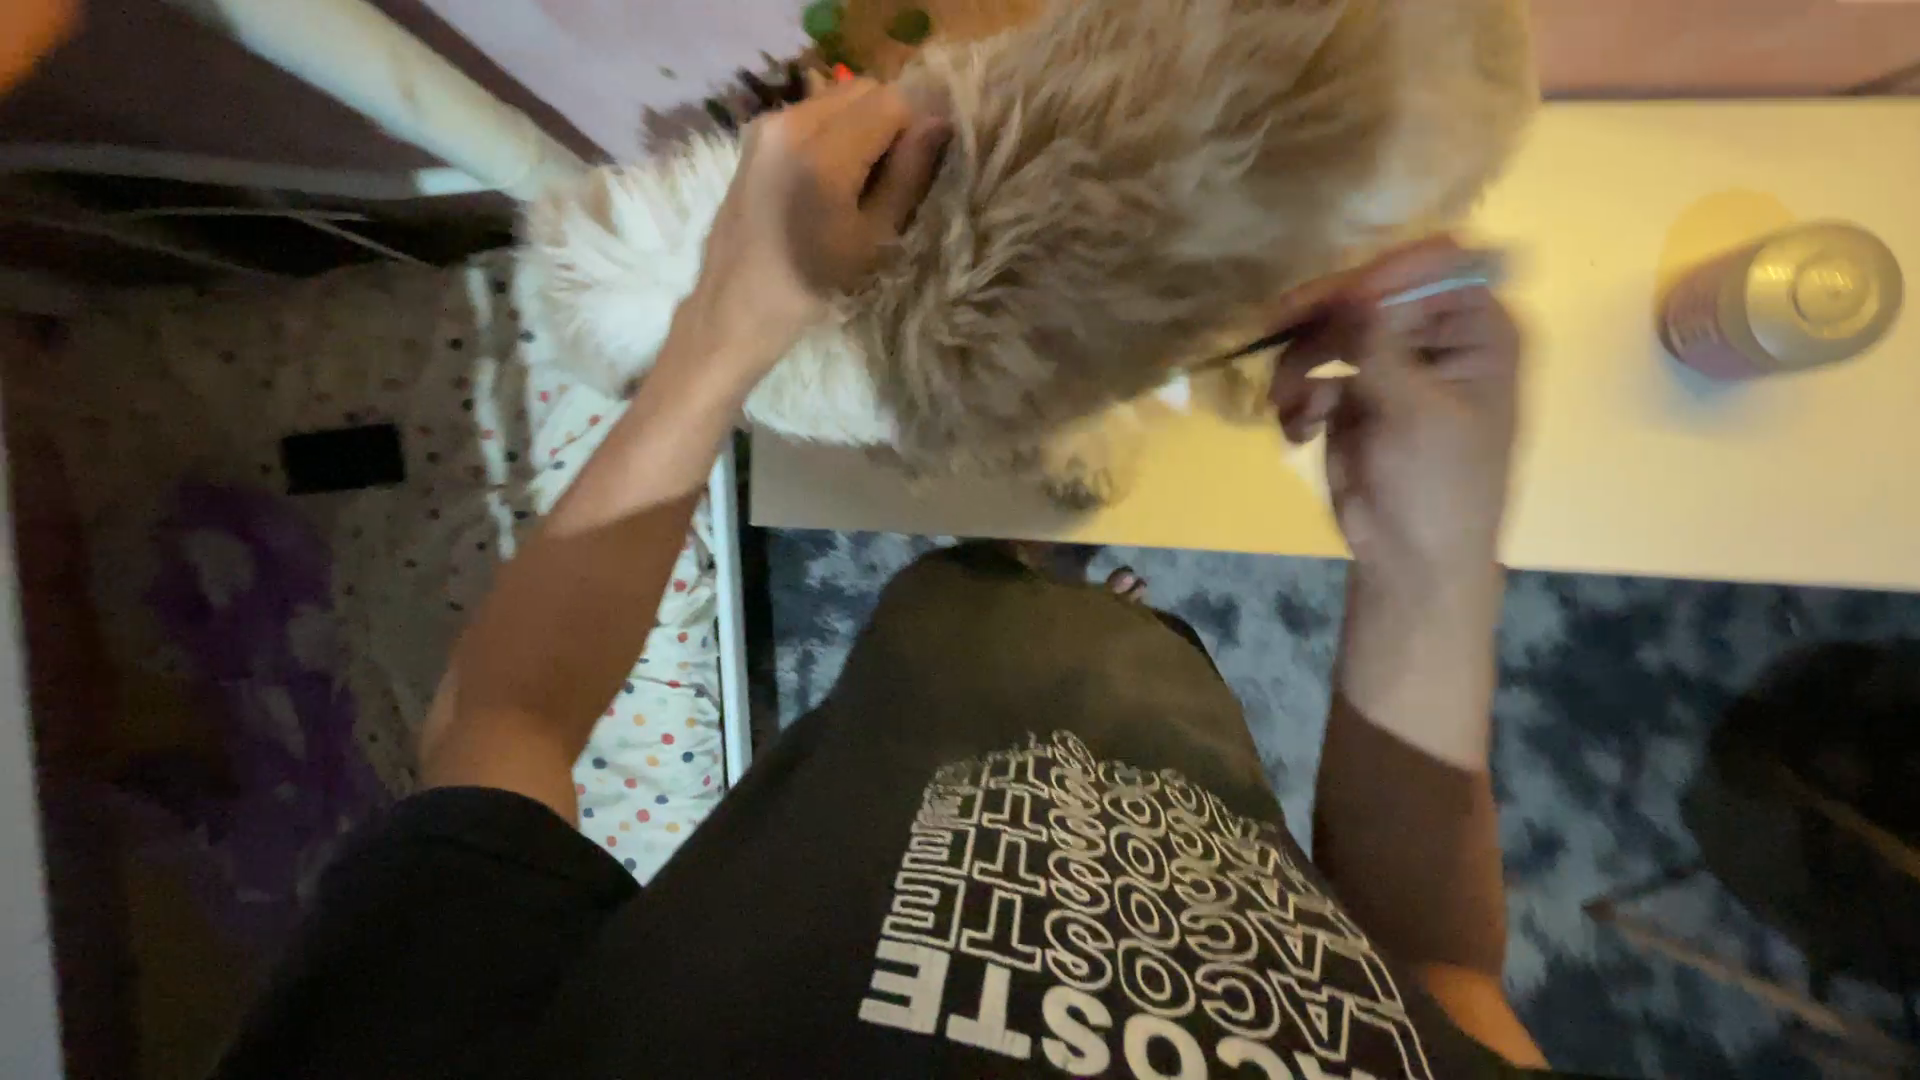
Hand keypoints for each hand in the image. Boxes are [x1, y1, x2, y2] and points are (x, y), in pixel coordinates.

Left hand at [673, 77, 949, 381]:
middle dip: (889, 121)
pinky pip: (810, 115)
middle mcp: (789, 122)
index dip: (917, 128)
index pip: (892, 101)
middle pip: (862, 90)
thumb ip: (908, 176)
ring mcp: (766, 125)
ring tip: (861, 182)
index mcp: (822, 153)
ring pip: (835, 99)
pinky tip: (831, 181)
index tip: (922, 168)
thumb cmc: (811, 289)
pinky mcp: (754, 137)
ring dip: (861, 126)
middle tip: (894, 177)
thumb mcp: (873, 240)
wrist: (735, 309)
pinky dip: (832, 134)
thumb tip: (938, 123)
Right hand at [1268, 239, 1520, 594]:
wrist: (1409, 556)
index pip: (1435, 267)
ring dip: (1299, 367)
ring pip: (1328, 336)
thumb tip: (1357, 287)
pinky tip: (1297, 433)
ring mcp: (1386, 369)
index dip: (1386, 273)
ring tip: (1288, 406)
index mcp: (1474, 331)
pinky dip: (1296, 403)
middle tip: (1275, 329)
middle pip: (1368, 296)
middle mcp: (1430, 340)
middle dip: (1322, 320)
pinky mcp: (1348, 400)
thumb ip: (1383, 347)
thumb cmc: (1438, 486)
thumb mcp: (1418, 413)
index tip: (1340, 300)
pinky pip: (1310, 378)